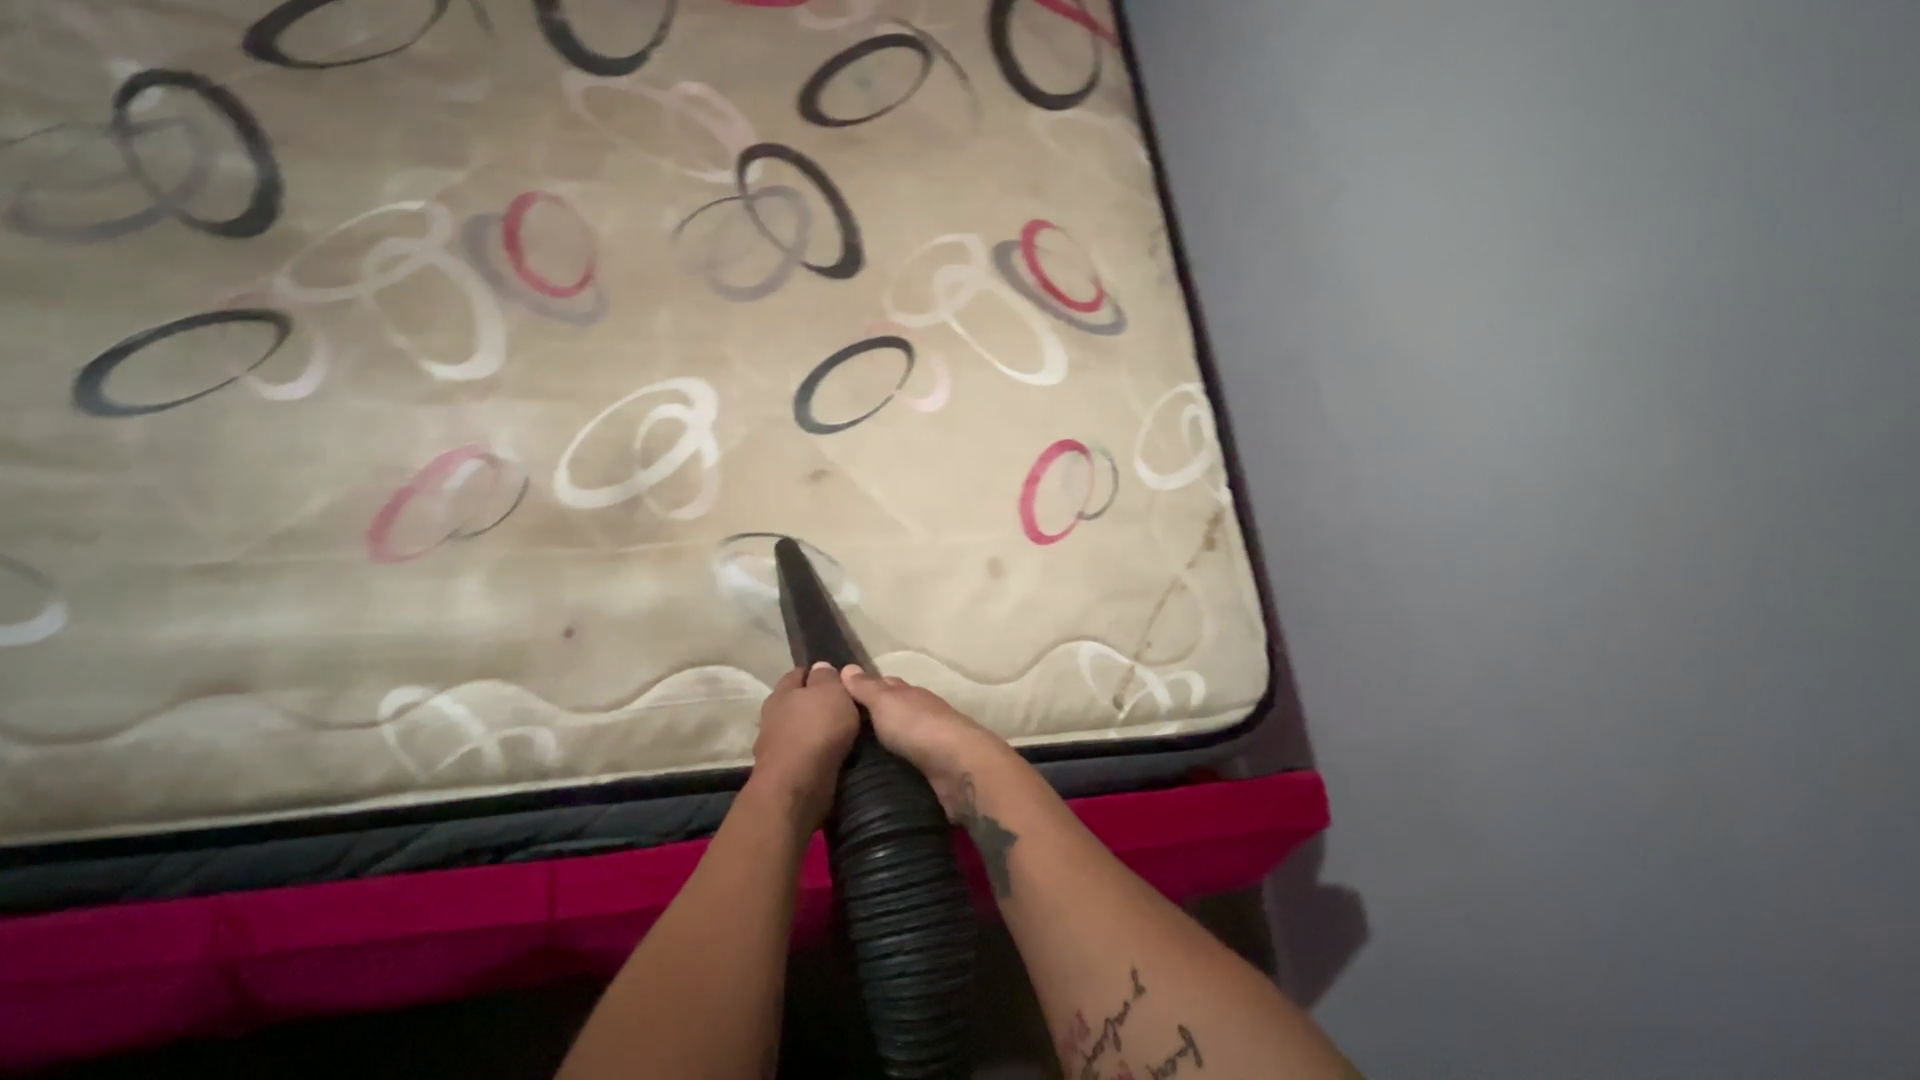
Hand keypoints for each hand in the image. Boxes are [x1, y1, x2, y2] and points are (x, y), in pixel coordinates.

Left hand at [751, 663, 860, 835]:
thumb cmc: (816, 730)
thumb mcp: (831, 693)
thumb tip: (820, 667)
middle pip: (798, 703)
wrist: (797, 786)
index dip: (818, 674)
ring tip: (844, 735)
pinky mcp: (783, 772)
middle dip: (817, 705)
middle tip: (846, 709)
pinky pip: (805, 755)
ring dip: (818, 733)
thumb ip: (827, 678)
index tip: (840, 680)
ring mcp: (775, 746)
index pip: (799, 673)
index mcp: (781, 692)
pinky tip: (834, 757)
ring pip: (801, 731)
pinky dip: (817, 755)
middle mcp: (773, 716)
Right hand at [839, 664, 1008, 814]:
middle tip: (833, 736)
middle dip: (867, 722)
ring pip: (895, 742)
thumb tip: (846, 667)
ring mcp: (926, 745)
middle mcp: (919, 716)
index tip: (836, 700)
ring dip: (877, 749)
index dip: (862, 690)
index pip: (883, 686)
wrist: (958, 768)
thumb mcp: (885, 702)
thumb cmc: (918, 727)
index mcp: (910, 695)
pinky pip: (902, 767)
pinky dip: (888, 769)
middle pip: (890, 715)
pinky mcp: (930, 773)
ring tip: (843, 762)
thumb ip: (866, 688)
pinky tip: (869, 778)